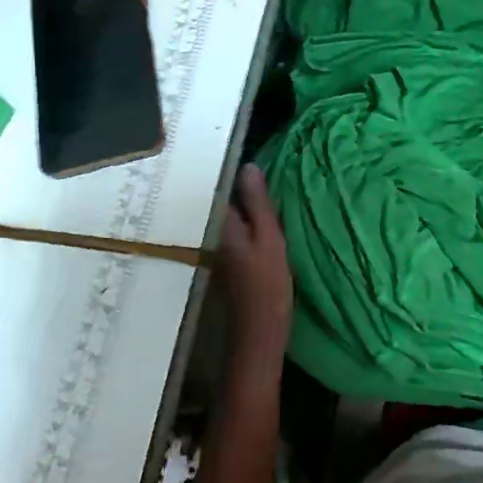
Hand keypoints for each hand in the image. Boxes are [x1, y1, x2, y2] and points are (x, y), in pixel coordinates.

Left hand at [218, 164, 292, 361]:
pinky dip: (244, 222)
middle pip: (223, 201)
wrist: (259, 331)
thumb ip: (258, 204)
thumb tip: (248, 166)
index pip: (221, 188)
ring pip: (228, 216)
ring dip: (241, 203)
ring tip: (261, 186)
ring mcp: (218, 249)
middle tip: (258, 165)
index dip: (233, 171)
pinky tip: (258, 218)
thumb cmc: (267, 283)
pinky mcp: (228, 260)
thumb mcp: (269, 238)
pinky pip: (234, 230)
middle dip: (237, 186)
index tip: (248, 152)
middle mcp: (213, 233)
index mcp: (222, 224)